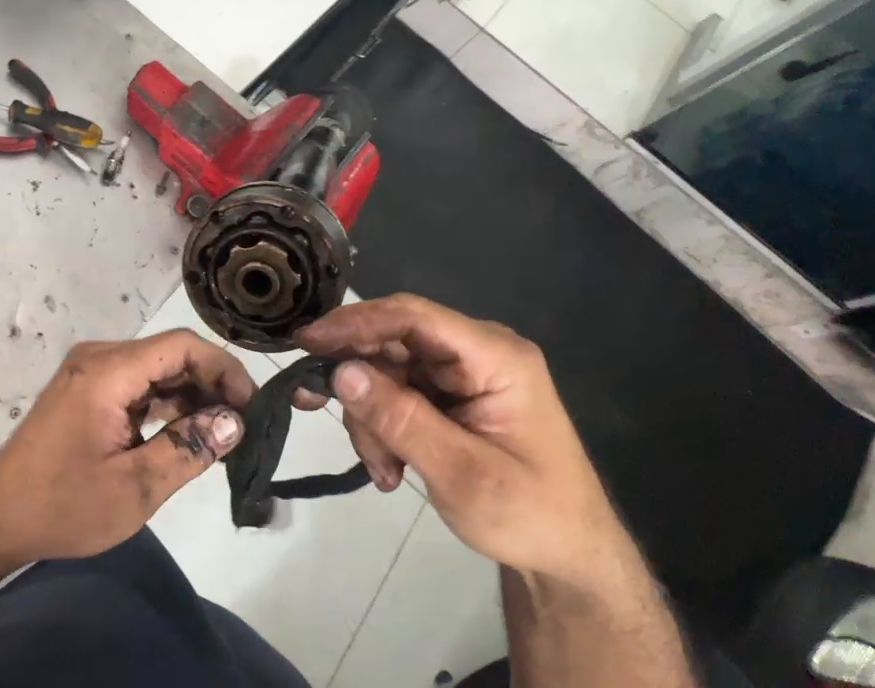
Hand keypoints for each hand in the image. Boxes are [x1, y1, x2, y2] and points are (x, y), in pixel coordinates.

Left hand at [0, 329, 254, 564]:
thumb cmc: (63, 505)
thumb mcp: (135, 487)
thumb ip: (188, 449)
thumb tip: (235, 421)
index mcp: (107, 371)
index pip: (182, 345)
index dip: (223, 369)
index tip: (251, 407)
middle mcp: (98, 358)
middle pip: (170, 353)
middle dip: (211, 384)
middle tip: (240, 427)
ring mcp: (89, 373)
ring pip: (156, 369)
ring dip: (190, 396)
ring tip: (219, 435)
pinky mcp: (86, 391)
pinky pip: (137, 384)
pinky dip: (165, 404)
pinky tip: (184, 434)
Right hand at [294, 295, 632, 588]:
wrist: (568, 557)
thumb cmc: (530, 516)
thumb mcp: (462, 475)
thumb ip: (401, 420)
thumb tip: (340, 372)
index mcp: (495, 356)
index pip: (412, 316)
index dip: (355, 323)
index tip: (306, 342)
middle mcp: (476, 352)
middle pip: (392, 344)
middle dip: (360, 388)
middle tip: (319, 415)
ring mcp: (462, 373)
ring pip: (386, 372)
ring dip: (371, 419)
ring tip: (385, 472)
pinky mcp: (450, 395)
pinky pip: (396, 395)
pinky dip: (382, 428)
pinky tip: (391, 468)